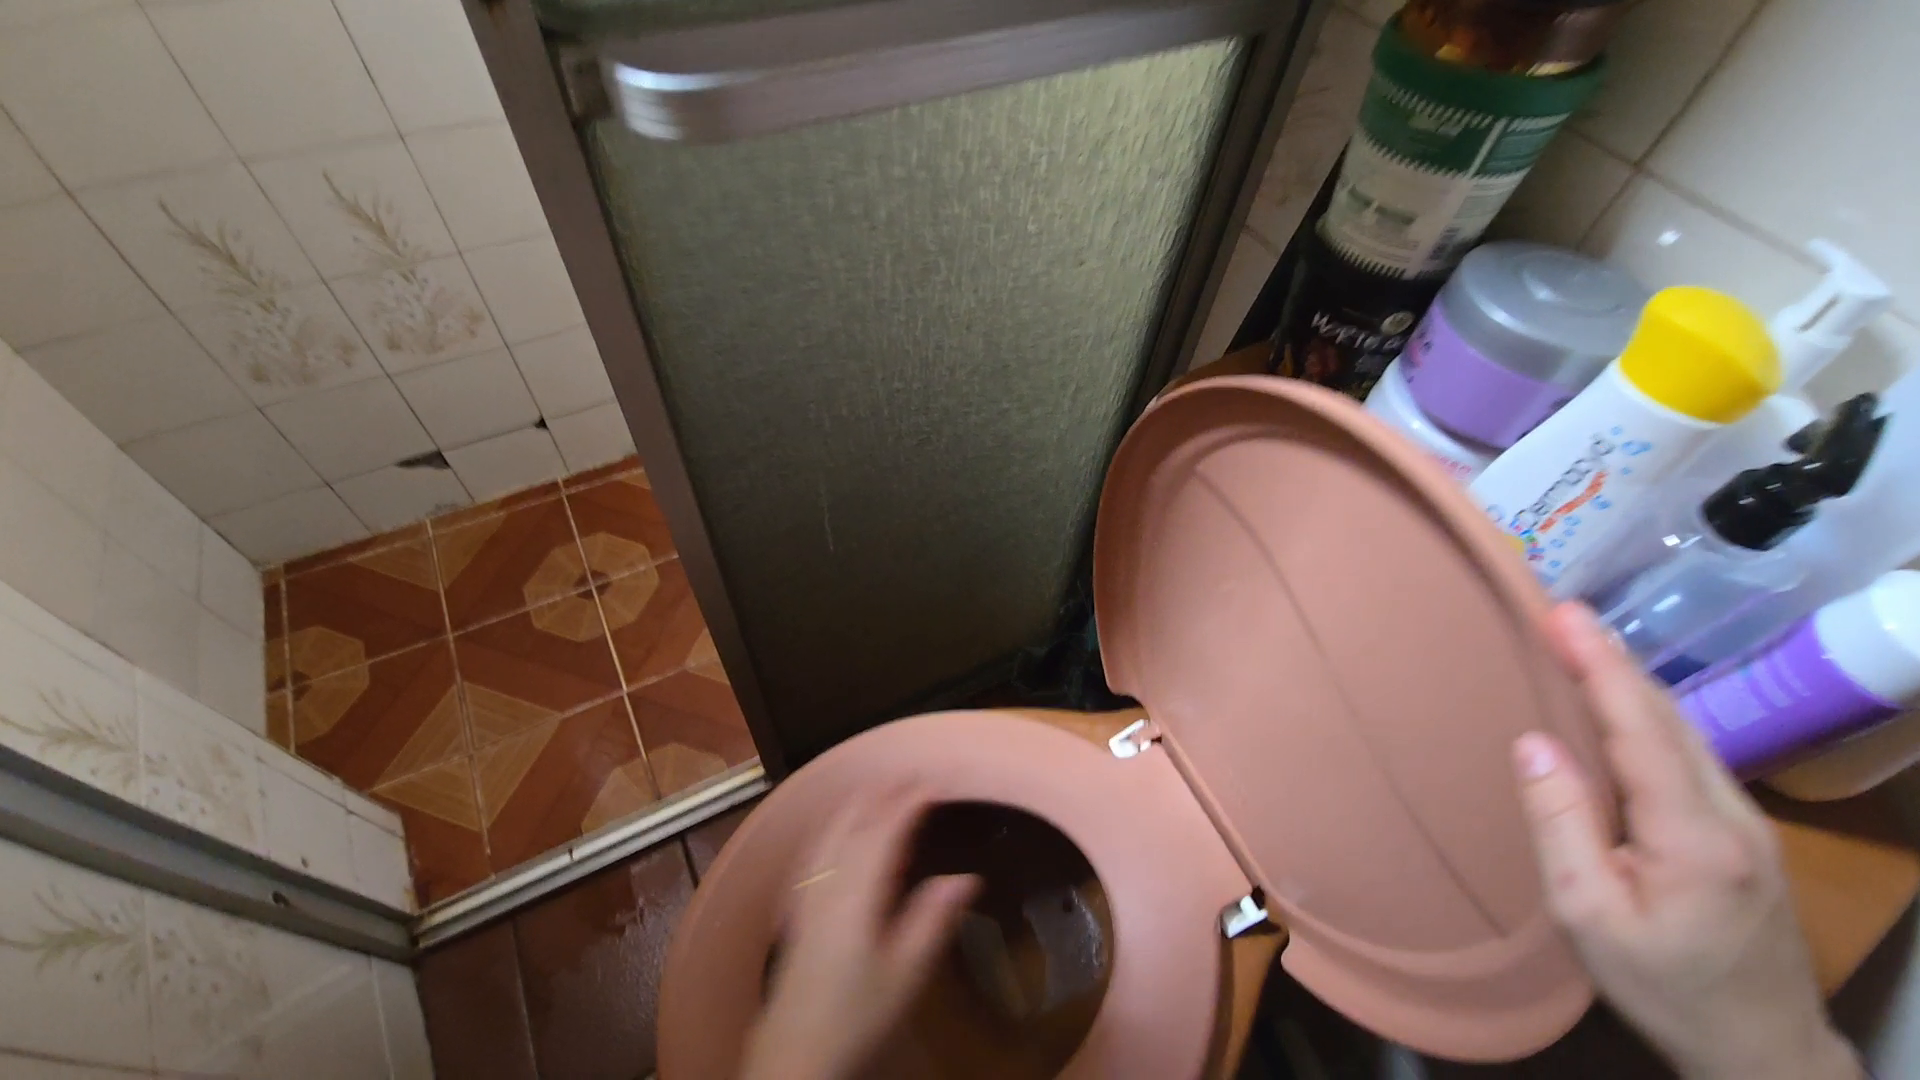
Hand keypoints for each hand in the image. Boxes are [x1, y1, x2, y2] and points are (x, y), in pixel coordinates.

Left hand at [740, 786, 979, 1079]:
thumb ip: (933, 919)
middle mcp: (830, 881)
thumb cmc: (859, 1013)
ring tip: (880, 787)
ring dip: (857, 803)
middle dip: (883, 792)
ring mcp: (809, 892)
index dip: (909, 801)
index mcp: (859, 892)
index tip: (934, 782)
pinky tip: (838, 827)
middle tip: (912, 775)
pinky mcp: (798, 906)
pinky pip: (816, 848)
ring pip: (831, 830)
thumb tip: (967, 877)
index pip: (885, 830)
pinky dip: (833, 824)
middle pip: (854, 821)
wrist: (797, 1051)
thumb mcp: (907, 972)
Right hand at [1512, 603, 1862, 1079]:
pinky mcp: (1742, 832)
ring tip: (1581, 643)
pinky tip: (1620, 703)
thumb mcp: (1588, 915)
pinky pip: (1687, 752)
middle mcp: (1732, 813)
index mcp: (1693, 834)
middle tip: (1561, 613)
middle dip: (1613, 658)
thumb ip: (1563, 825)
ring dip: (1629, 680)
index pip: (1640, 727)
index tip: (1563, 614)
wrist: (1762, 1050)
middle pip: (1667, 716)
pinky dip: (1645, 712)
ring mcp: (1746, 821)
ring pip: (1682, 730)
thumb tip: (1534, 743)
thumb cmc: (1661, 986)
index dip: (1600, 664)